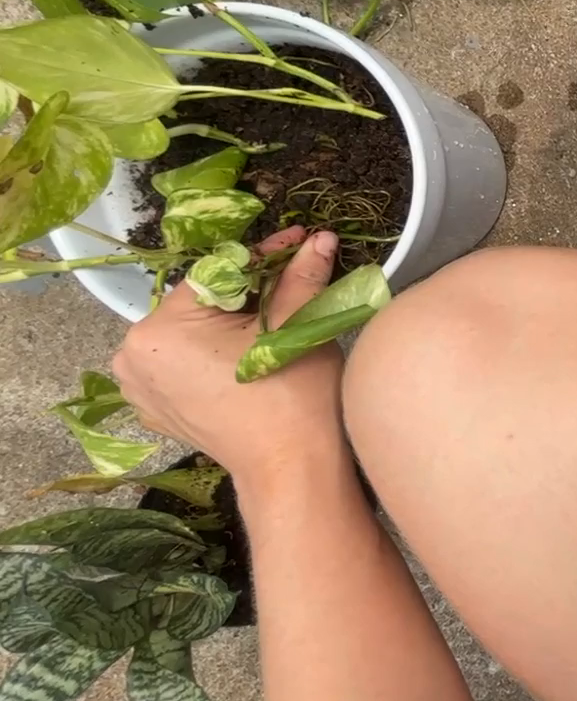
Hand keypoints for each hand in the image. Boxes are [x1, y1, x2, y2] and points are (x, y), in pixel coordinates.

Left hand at [114, 227, 349, 489]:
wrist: (292, 462)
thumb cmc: (295, 393)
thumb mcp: (300, 326)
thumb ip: (302, 277)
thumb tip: (319, 239)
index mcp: (160, 331)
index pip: (216, 274)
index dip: (265, 254)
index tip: (302, 240)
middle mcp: (134, 354)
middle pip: (204, 302)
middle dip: (254, 290)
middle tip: (301, 280)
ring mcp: (141, 385)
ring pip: (196, 331)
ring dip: (239, 318)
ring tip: (283, 317)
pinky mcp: (159, 406)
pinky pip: (189, 360)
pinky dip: (222, 349)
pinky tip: (257, 353)